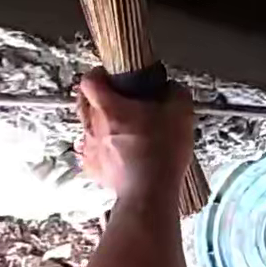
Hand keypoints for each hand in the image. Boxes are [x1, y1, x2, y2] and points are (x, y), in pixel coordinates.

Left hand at [75, 67, 194, 201]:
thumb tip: (171, 88)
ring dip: (102, 124)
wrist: (150, 192)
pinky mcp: (92, 168)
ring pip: (87, 126)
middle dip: (100, 97)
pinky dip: (104, 148)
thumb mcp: (181, 112)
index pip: (89, 79)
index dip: (100, 74)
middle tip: (121, 101)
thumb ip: (175, 92)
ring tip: (126, 130)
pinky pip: (92, 150)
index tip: (113, 77)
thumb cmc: (162, 152)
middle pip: (84, 100)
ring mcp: (90, 148)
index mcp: (111, 107)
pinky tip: (122, 152)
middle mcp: (93, 125)